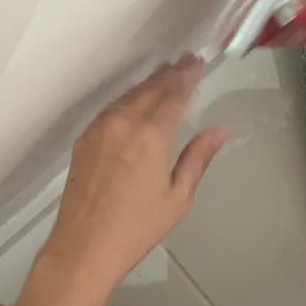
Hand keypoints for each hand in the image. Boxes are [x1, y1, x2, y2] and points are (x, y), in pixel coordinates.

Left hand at [39, 57, 229, 298]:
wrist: (85, 243)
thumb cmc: (138, 227)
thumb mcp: (178, 196)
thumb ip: (197, 157)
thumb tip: (219, 130)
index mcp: (152, 135)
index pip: (174, 93)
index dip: (188, 76)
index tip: (198, 62)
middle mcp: (124, 122)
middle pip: (151, 88)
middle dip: (170, 73)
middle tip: (187, 61)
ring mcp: (101, 127)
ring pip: (129, 94)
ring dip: (149, 82)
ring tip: (166, 74)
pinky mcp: (86, 136)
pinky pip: (112, 107)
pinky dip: (129, 97)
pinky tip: (137, 99)